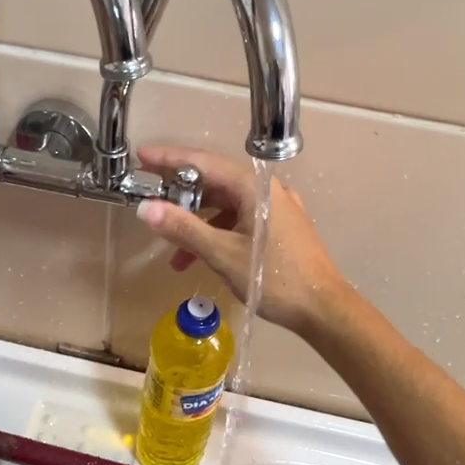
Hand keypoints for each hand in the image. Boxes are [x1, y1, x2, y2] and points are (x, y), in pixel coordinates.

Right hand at [135, 145, 350, 335]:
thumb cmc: (275, 278)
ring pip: (226, 206)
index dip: (170, 160)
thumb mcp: (222, 254)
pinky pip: (239, 222)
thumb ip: (183, 228)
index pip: (204, 163)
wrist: (321, 307)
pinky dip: (216, 235)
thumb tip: (147, 209)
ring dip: (197, 224)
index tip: (143, 156)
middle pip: (215, 183)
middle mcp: (266, 191)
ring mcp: (275, 210)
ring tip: (173, 250)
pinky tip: (201, 259)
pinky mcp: (279, 230)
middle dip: (181, 195)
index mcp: (254, 188)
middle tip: (151, 201)